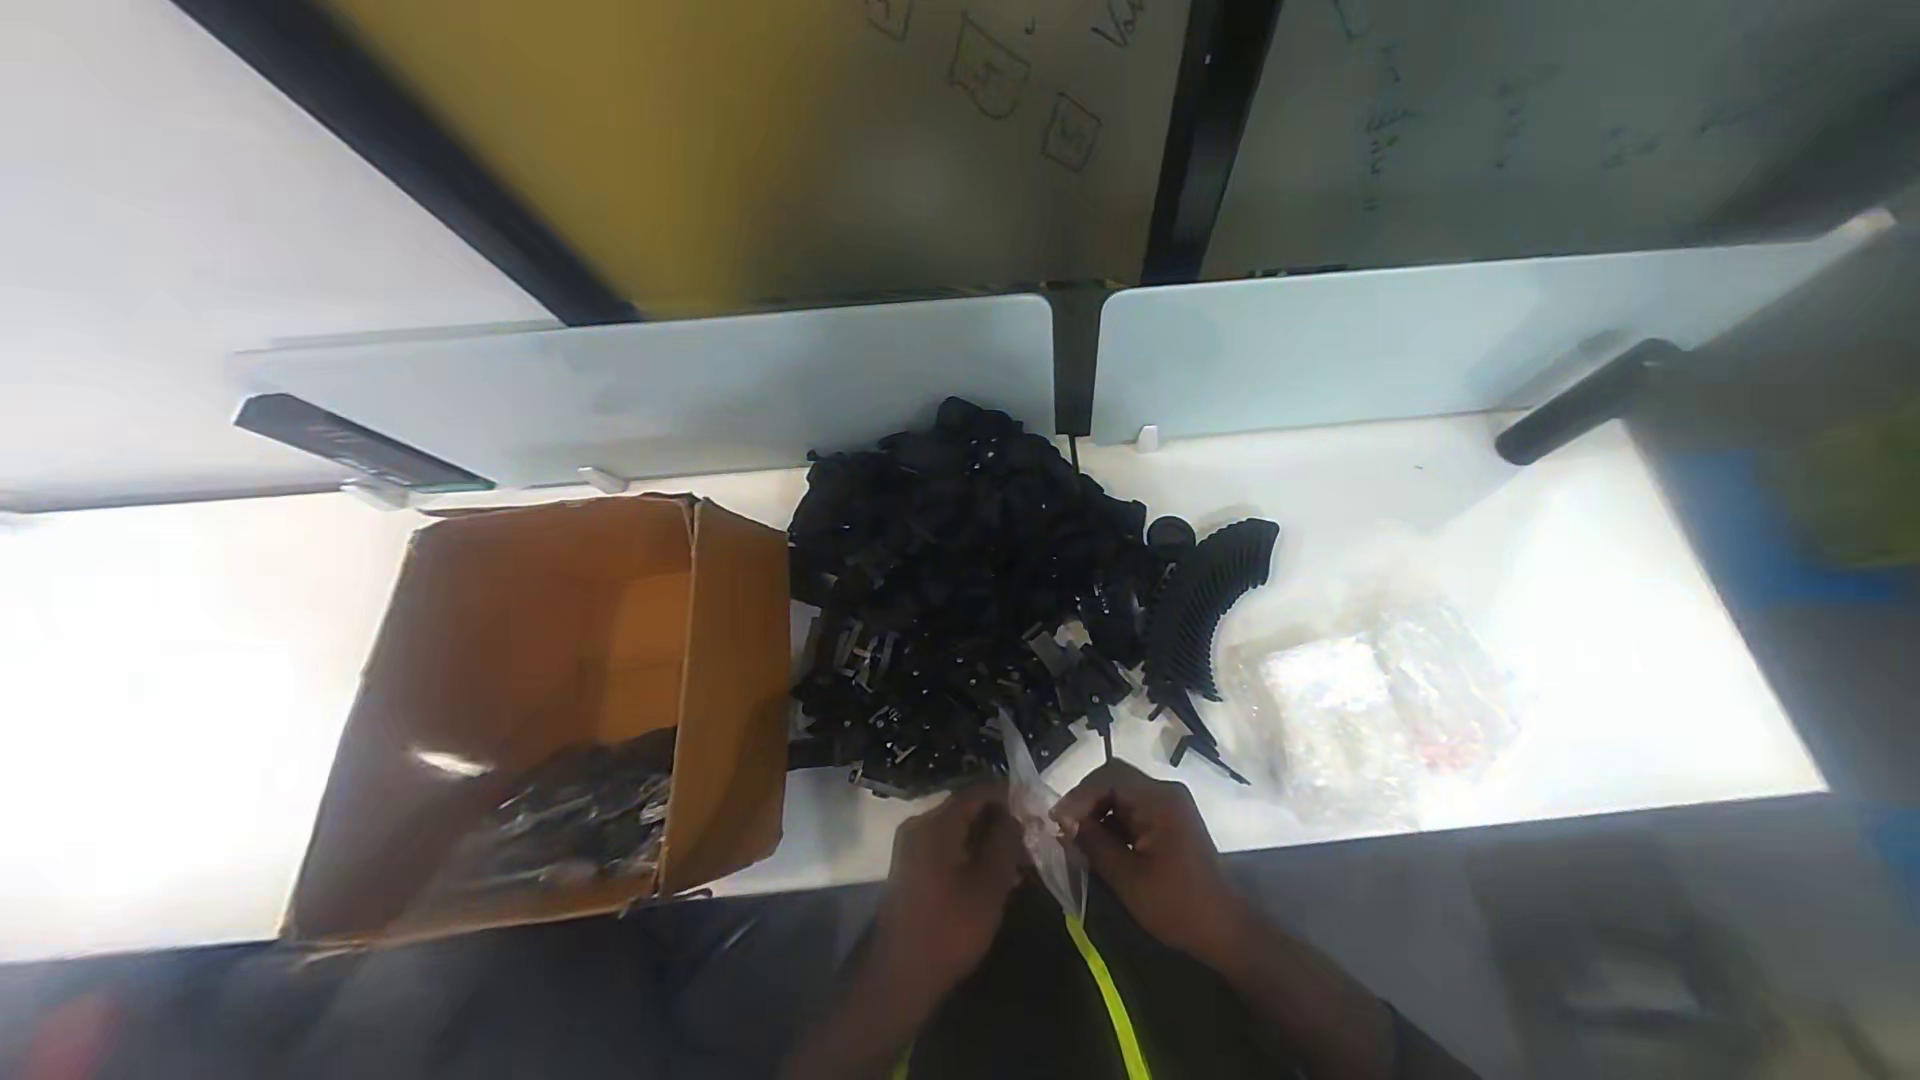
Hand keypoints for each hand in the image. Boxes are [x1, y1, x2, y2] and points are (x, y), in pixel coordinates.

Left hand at [871, 783, 1023, 1000]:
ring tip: (1023, 863)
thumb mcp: (989, 884)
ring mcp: (913, 847)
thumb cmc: (950, 927)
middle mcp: (920, 826)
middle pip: (967, 810)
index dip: (1008, 796)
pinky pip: (949, 848)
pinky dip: (973, 855)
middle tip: (1032, 840)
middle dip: (1002, 822)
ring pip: (960, 831)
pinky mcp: (913, 868)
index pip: (977, 792)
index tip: (1035, 809)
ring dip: (990, 842)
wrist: (901, 975)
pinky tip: (1000, 877)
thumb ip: (1005, 841)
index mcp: (935, 824)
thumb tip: (1015, 815)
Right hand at [1053, 761, 1250, 970]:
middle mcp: (1165, 792)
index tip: (1059, 821)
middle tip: (1064, 828)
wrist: (1226, 931)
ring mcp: (1170, 806)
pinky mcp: (1170, 821)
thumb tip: (1064, 822)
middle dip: (1085, 801)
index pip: (1109, 775)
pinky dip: (1113, 822)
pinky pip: (1133, 809)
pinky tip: (1099, 845)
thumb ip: (1093, 843)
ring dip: (1097, 812)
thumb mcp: (1127, 877)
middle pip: (1114, 779)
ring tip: (1076, 839)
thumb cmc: (1177, 905)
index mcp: (1159, 799)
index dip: (1079, 794)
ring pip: (1121, 794)